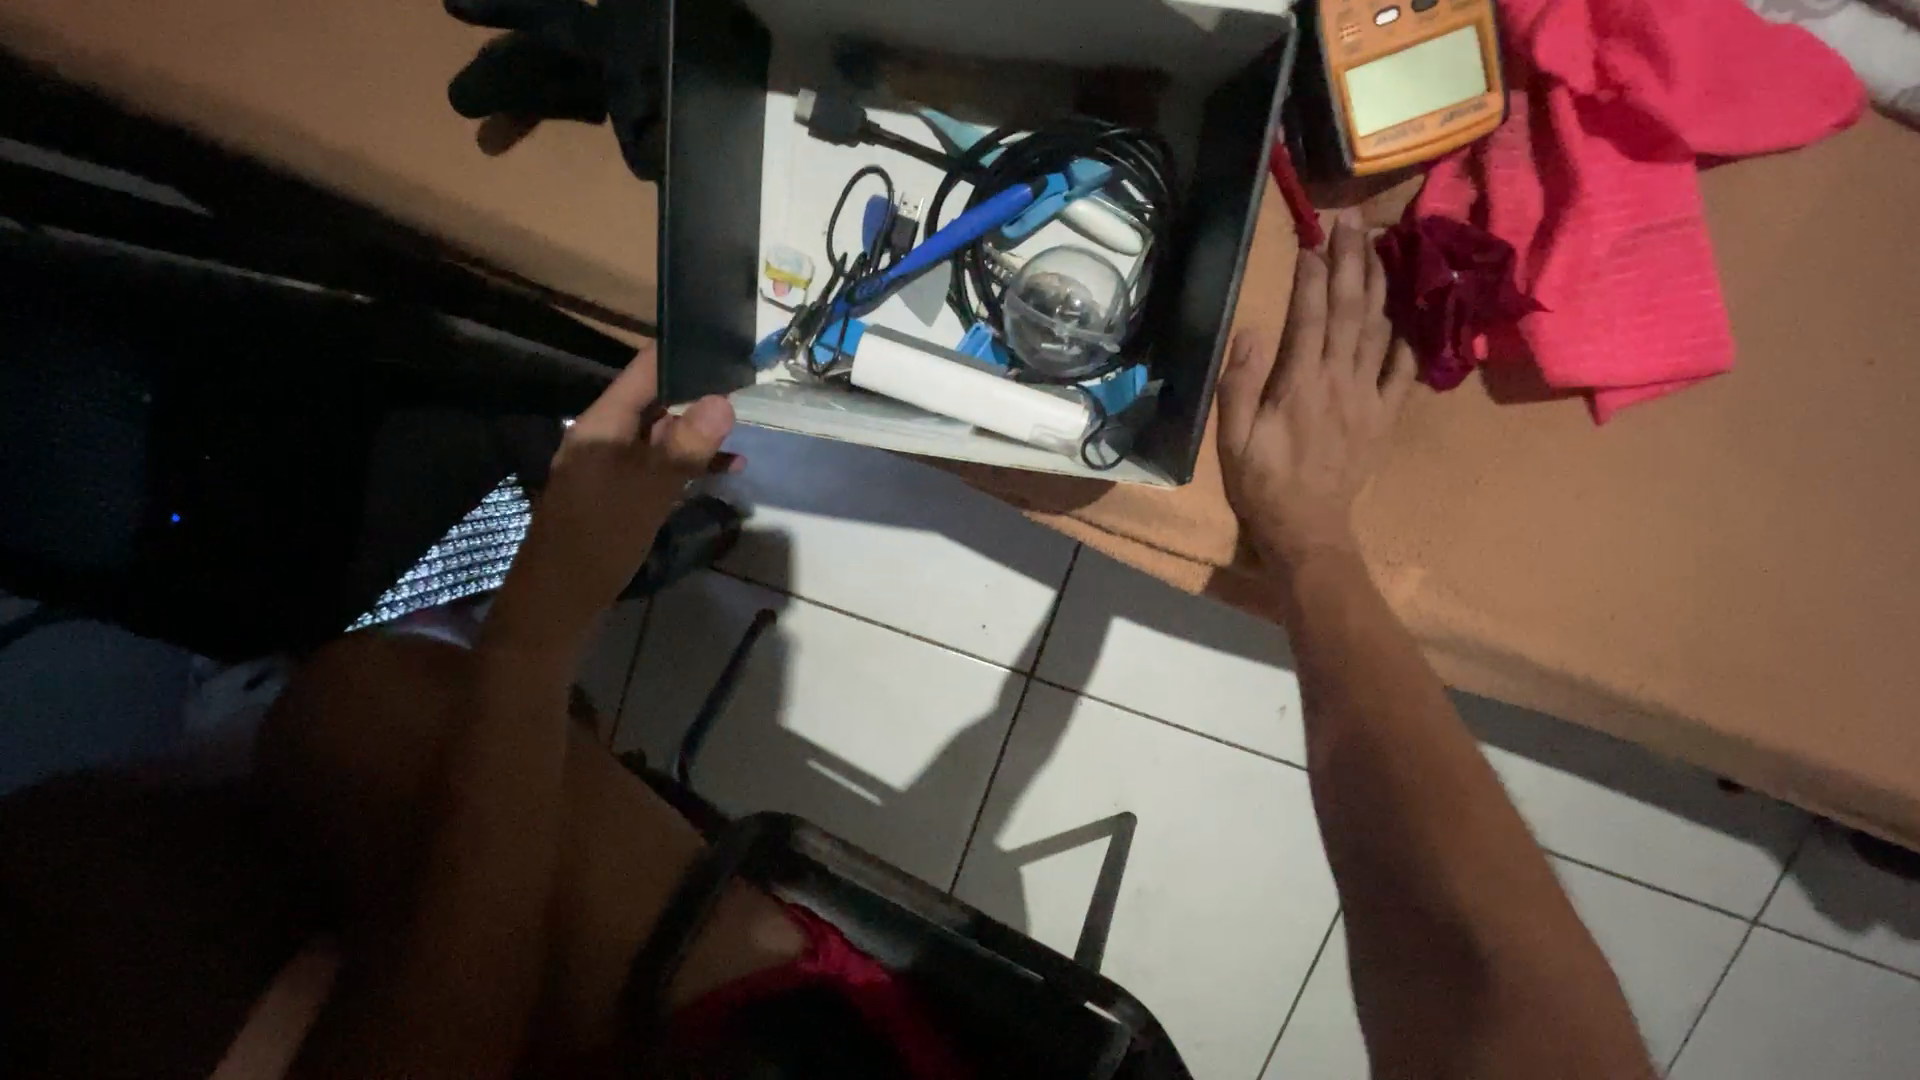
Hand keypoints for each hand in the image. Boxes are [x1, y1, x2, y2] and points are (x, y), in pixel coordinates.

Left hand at [483, 346, 737, 661]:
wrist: (558, 602)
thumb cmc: (599, 538)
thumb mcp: (649, 490)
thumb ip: (686, 445)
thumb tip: (724, 401)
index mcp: (603, 424)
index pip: (646, 371)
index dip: (684, 355)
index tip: (728, 348)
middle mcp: (606, 438)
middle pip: (656, 401)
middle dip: (699, 395)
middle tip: (748, 389)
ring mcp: (612, 468)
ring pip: (662, 436)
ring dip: (699, 433)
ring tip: (743, 430)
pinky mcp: (621, 495)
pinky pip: (660, 467)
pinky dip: (689, 465)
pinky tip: (724, 471)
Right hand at [1219, 212, 1415, 575]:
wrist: (1308, 530)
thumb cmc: (1262, 484)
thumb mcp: (1233, 441)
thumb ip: (1240, 385)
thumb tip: (1251, 332)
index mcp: (1301, 384)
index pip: (1310, 316)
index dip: (1312, 275)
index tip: (1312, 240)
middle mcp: (1341, 381)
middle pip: (1350, 310)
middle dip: (1352, 262)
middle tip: (1352, 222)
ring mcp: (1368, 398)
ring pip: (1379, 330)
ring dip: (1378, 286)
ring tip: (1377, 249)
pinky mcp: (1383, 417)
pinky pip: (1403, 371)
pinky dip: (1405, 340)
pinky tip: (1404, 317)